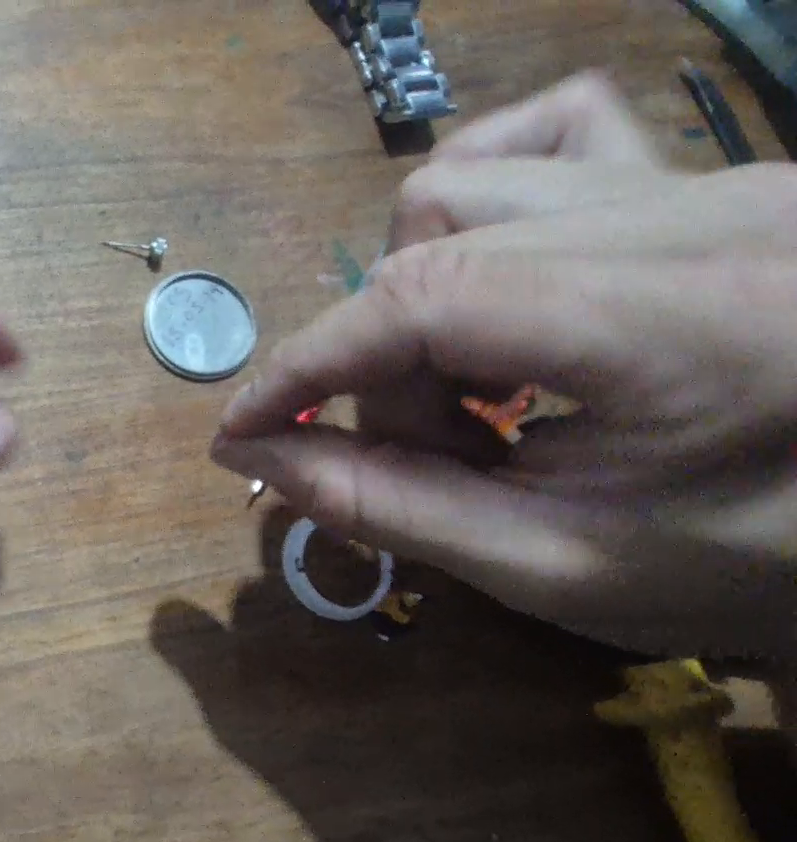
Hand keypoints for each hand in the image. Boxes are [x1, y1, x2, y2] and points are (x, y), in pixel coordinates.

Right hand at [212, 77, 796, 659]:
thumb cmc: (757, 563)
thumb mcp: (554, 562)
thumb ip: (387, 503)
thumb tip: (255, 452)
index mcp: (682, 313)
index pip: (423, 300)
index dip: (305, 365)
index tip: (241, 431)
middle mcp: (693, 208)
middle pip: (427, 258)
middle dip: (382, 373)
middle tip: (430, 458)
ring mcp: (703, 178)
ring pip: (460, 187)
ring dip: (412, 299)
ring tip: (470, 384)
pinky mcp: (699, 179)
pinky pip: (547, 135)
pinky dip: (472, 199)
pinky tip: (482, 274)